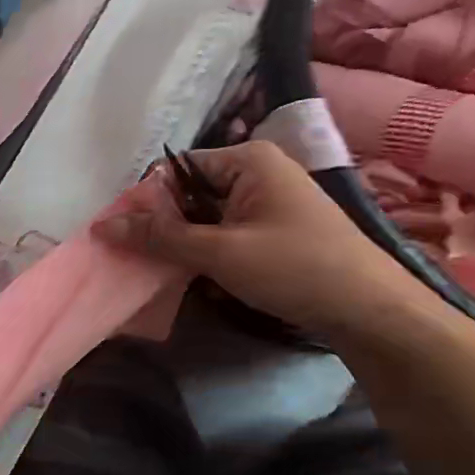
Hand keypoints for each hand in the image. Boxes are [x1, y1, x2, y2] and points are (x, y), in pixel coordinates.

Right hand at [95, 140, 428, 338]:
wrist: (374, 313)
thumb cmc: (295, 268)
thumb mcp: (218, 251)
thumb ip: (157, 236)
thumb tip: (100, 225)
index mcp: (247, 160)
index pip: (173, 170)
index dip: (145, 200)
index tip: (122, 232)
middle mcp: (257, 171)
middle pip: (186, 192)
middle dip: (162, 223)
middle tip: (136, 253)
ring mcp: (267, 201)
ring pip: (202, 215)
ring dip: (181, 240)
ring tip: (159, 265)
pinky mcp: (273, 229)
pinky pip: (222, 230)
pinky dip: (203, 249)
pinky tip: (191, 272)